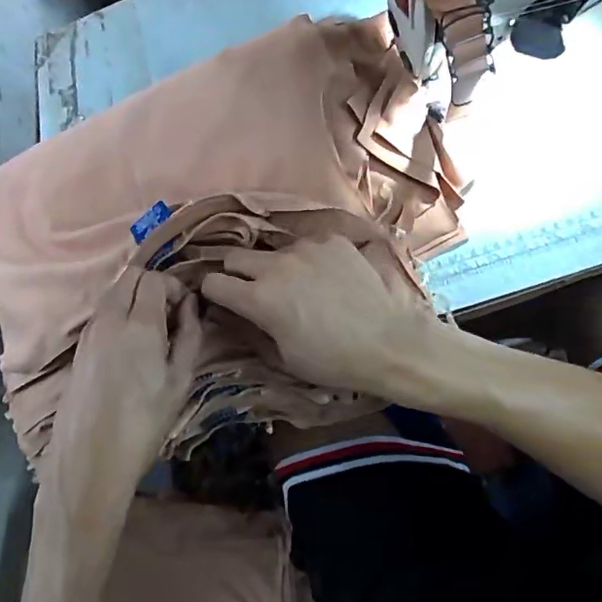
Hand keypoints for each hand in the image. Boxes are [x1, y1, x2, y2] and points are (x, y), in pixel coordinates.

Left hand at [52, 271, 206, 481]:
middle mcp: (109, 318)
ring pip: (114, 291)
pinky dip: (120, 312)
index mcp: (139, 324)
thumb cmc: (144, 422)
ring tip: (153, 330)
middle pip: (131, 275)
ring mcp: (89, 331)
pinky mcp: (79, 347)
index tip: (186, 310)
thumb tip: (191, 305)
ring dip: (136, 297)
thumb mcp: (180, 380)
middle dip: (154, 284)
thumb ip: (190, 334)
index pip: (155, 278)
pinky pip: (103, 312)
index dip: (175, 287)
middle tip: (170, 314)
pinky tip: (132, 345)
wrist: (89, 461)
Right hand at [202, 235, 446, 399]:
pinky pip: (309, 245)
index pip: (213, 281)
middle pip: (235, 256)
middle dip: (235, 272)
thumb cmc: (333, 360)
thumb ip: (252, 329)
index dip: (213, 292)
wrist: (389, 342)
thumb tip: (231, 314)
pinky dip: (310, 259)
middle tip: (251, 289)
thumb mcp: (284, 357)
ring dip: (276, 265)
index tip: (221, 299)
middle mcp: (277, 264)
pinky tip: (329, 277)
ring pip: (275, 250)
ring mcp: (307, 247)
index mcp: (259, 297)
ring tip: (298, 284)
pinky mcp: (333, 240)